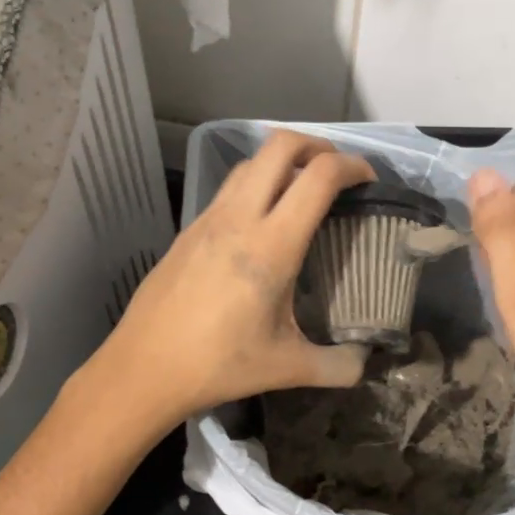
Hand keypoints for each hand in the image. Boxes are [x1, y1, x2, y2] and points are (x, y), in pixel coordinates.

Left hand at [84, 130, 374, 427]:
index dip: (352, 166)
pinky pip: (228, 188)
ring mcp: (208, 220)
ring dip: (283, 162)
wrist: (145, 368)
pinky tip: (262, 222)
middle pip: (280, 145)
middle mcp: (239, 218)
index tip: (369, 181)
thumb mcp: (288, 369)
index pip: (318, 177)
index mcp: (272, 245)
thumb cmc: (219, 365)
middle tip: (337, 171)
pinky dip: (256, 185)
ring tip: (302, 191)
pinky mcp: (188, 231)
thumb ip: (338, 366)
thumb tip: (364, 362)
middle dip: (317, 145)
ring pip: (250, 163)